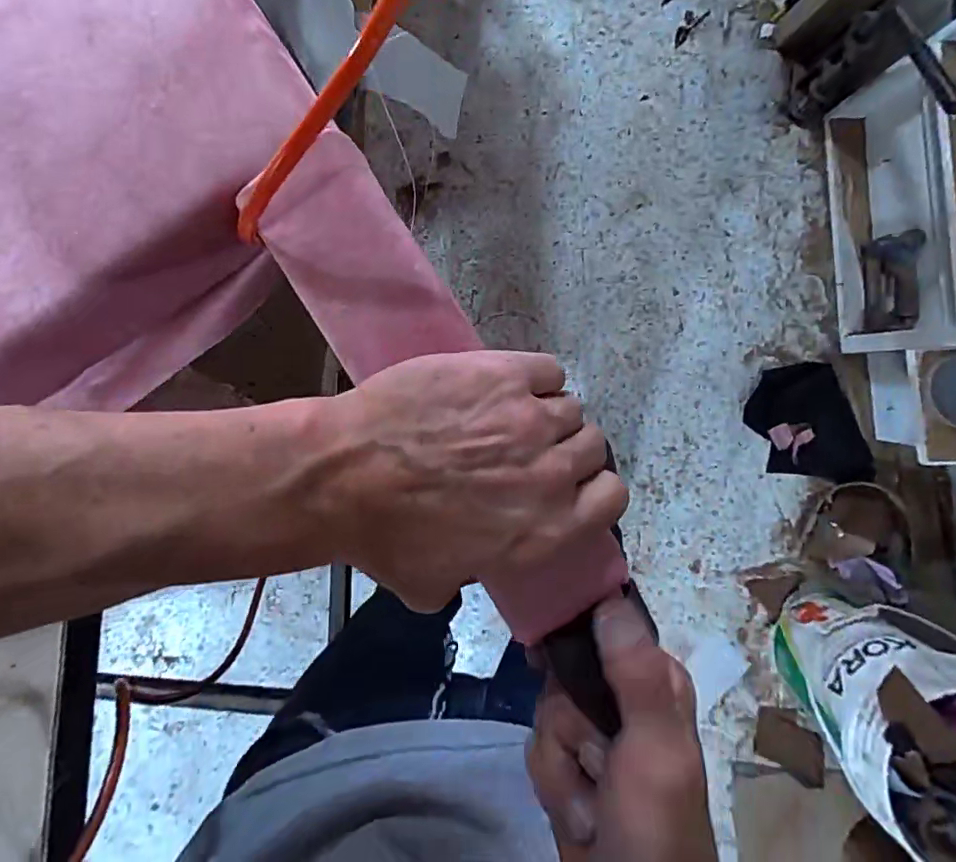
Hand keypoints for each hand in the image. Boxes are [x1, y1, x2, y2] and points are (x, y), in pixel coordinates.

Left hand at [313, 351, 626, 610]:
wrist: (343, 472)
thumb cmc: (386, 535)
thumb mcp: (437, 585)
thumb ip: (479, 573)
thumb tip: (479, 563)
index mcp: (546, 527)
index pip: (612, 497)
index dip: (594, 488)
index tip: (570, 483)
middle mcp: (551, 471)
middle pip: (592, 444)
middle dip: (566, 448)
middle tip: (529, 448)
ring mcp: (530, 417)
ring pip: (569, 407)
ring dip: (546, 413)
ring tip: (508, 416)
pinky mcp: (505, 374)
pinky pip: (547, 370)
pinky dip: (534, 379)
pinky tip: (504, 387)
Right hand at [526, 595, 719, 861]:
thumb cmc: (656, 826)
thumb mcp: (655, 747)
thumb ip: (635, 673)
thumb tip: (608, 598)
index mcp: (655, 679)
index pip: (605, 626)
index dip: (574, 641)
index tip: (550, 661)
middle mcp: (625, 698)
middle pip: (564, 673)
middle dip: (568, 725)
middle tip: (596, 759)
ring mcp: (596, 736)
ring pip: (546, 714)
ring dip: (562, 768)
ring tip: (594, 803)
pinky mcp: (572, 770)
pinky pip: (539, 753)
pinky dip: (554, 789)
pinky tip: (581, 817)